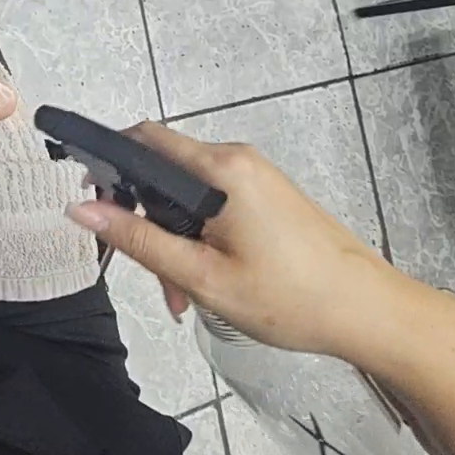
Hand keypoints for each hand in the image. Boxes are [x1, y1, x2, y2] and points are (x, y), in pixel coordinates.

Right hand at [64, 122, 415, 360]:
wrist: (375, 316)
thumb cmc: (288, 297)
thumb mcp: (201, 275)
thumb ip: (137, 238)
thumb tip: (78, 208)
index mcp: (218, 168)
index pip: (142, 138)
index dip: (107, 161)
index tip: (92, 202)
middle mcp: (234, 158)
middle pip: (161, 170)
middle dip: (143, 217)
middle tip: (148, 275)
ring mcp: (253, 175)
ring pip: (184, 193)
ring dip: (170, 236)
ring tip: (181, 296)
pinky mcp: (265, 194)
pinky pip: (210, 202)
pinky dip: (196, 235)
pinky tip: (204, 280)